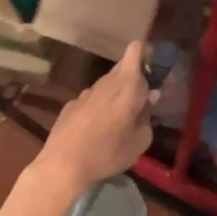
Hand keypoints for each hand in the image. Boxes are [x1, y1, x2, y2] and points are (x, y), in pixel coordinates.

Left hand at [33, 40, 156, 190]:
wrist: (63, 164)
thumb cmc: (108, 153)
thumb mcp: (140, 141)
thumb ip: (147, 117)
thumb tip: (147, 101)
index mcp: (127, 86)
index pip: (135, 51)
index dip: (145, 54)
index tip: (153, 69)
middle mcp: (105, 83)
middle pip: (122, 68)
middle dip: (135, 78)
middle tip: (142, 101)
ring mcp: (85, 93)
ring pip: (106, 84)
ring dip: (116, 94)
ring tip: (120, 119)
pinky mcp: (71, 105)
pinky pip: (92, 99)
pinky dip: (99, 107)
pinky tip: (97, 128)